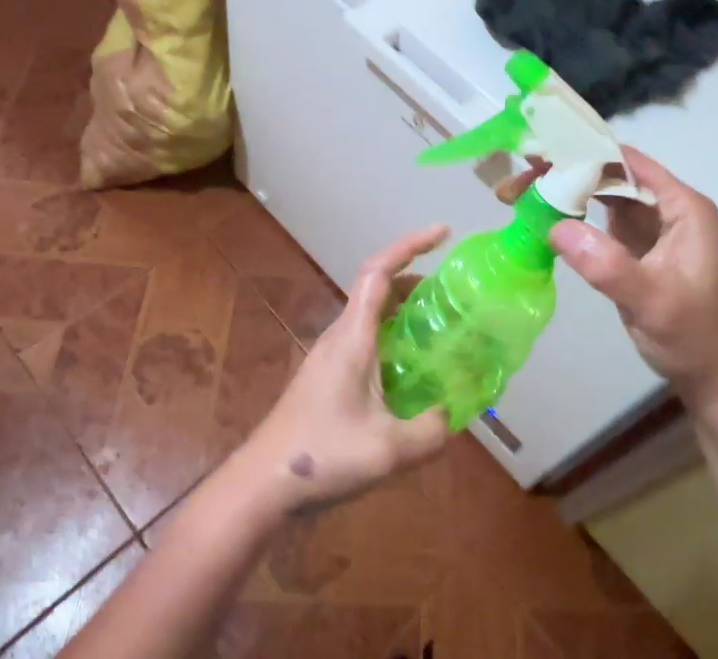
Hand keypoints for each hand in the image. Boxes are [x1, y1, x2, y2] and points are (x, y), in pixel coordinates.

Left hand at [234, 225, 452, 515]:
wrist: (262, 484)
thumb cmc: (321, 456)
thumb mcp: (389, 449)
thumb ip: (431, 431)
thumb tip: (453, 416)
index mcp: (352, 337)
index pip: (379, 272)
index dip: (410, 245)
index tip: (444, 233)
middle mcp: (340, 338)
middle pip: (378, 289)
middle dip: (416, 280)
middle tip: (455, 293)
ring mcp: (330, 359)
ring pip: (371, 317)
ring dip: (405, 311)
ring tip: (443, 328)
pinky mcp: (327, 380)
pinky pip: (366, 343)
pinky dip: (394, 340)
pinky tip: (413, 371)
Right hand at [498, 148, 717, 403]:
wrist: (712, 375)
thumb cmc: (694, 335)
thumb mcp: (653, 300)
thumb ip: (608, 265)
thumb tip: (555, 227)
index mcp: (682, 207)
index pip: (628, 162)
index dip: (584, 151)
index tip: (539, 151)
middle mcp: (665, 207)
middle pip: (608, 174)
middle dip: (562, 172)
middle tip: (516, 179)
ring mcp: (648, 227)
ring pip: (598, 194)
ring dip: (560, 191)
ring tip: (514, 191)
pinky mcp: (631, 247)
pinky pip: (595, 220)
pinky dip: (567, 215)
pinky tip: (536, 216)